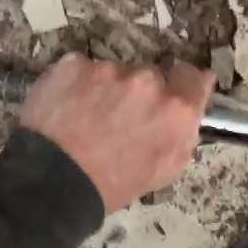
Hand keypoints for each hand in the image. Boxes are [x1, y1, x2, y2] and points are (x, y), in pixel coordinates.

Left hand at [18, 54, 212, 214]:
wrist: (54, 178)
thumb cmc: (113, 183)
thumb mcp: (165, 168)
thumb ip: (182, 132)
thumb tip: (188, 107)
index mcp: (176, 110)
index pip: (192, 77)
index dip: (182, 82)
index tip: (173, 87)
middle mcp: (146, 82)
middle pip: (149, 75)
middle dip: (138, 91)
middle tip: (118, 115)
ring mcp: (107, 70)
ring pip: (112, 71)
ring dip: (105, 86)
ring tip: (86, 115)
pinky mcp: (73, 64)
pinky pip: (81, 68)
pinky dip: (76, 83)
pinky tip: (66, 106)